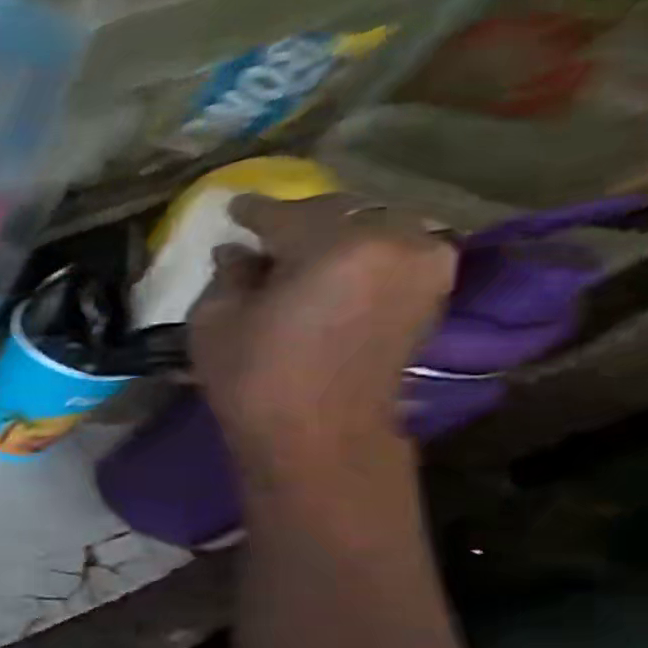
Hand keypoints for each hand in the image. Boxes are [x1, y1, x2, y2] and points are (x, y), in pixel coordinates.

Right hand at [189, 193, 455, 463]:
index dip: (253, 210)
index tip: (234, 207)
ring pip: (373, 228)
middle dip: (300, 219)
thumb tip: (238, 253)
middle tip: (266, 229)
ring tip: (300, 249)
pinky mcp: (432, 295)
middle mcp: (394, 242)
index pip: (285, 212)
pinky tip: (331, 267)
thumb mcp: (216, 320)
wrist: (320, 440)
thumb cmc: (256, 378)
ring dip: (335, 234)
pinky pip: (393, 252)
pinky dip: (362, 253)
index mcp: (336, 244)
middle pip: (340, 212)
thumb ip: (229, 274)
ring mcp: (424, 268)